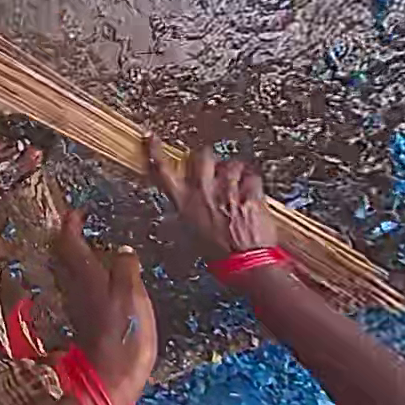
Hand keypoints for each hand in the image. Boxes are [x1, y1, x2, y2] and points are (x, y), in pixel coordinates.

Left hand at [52, 209, 156, 404]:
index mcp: (87, 276)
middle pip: (66, 259)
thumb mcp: (131, 294)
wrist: (110, 380)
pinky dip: (87, 277)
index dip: (71, 226)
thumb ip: (126, 269)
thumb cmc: (123, 333)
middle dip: (70, 240)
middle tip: (81, 227)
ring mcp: (78, 308)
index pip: (71, 244)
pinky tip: (101, 280)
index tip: (75, 212)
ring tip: (93, 248)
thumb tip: (122, 249)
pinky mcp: (85, 323)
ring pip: (72, 274)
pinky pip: (81, 289)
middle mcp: (76, 289)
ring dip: (78, 258)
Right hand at [145, 135, 277, 262]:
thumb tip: (188, 202)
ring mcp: (228, 190)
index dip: (155, 151)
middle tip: (214, 167)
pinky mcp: (250, 193)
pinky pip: (252, 176)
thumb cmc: (218, 255)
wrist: (246, 265)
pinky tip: (252, 192)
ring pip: (231, 164)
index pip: (163, 171)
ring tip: (237, 185)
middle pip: (202, 156)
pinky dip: (253, 182)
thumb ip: (188, 210)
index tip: (151, 138)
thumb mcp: (191, 233)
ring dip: (235, 171)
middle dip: (208, 157)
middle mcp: (204, 192)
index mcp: (185, 202)